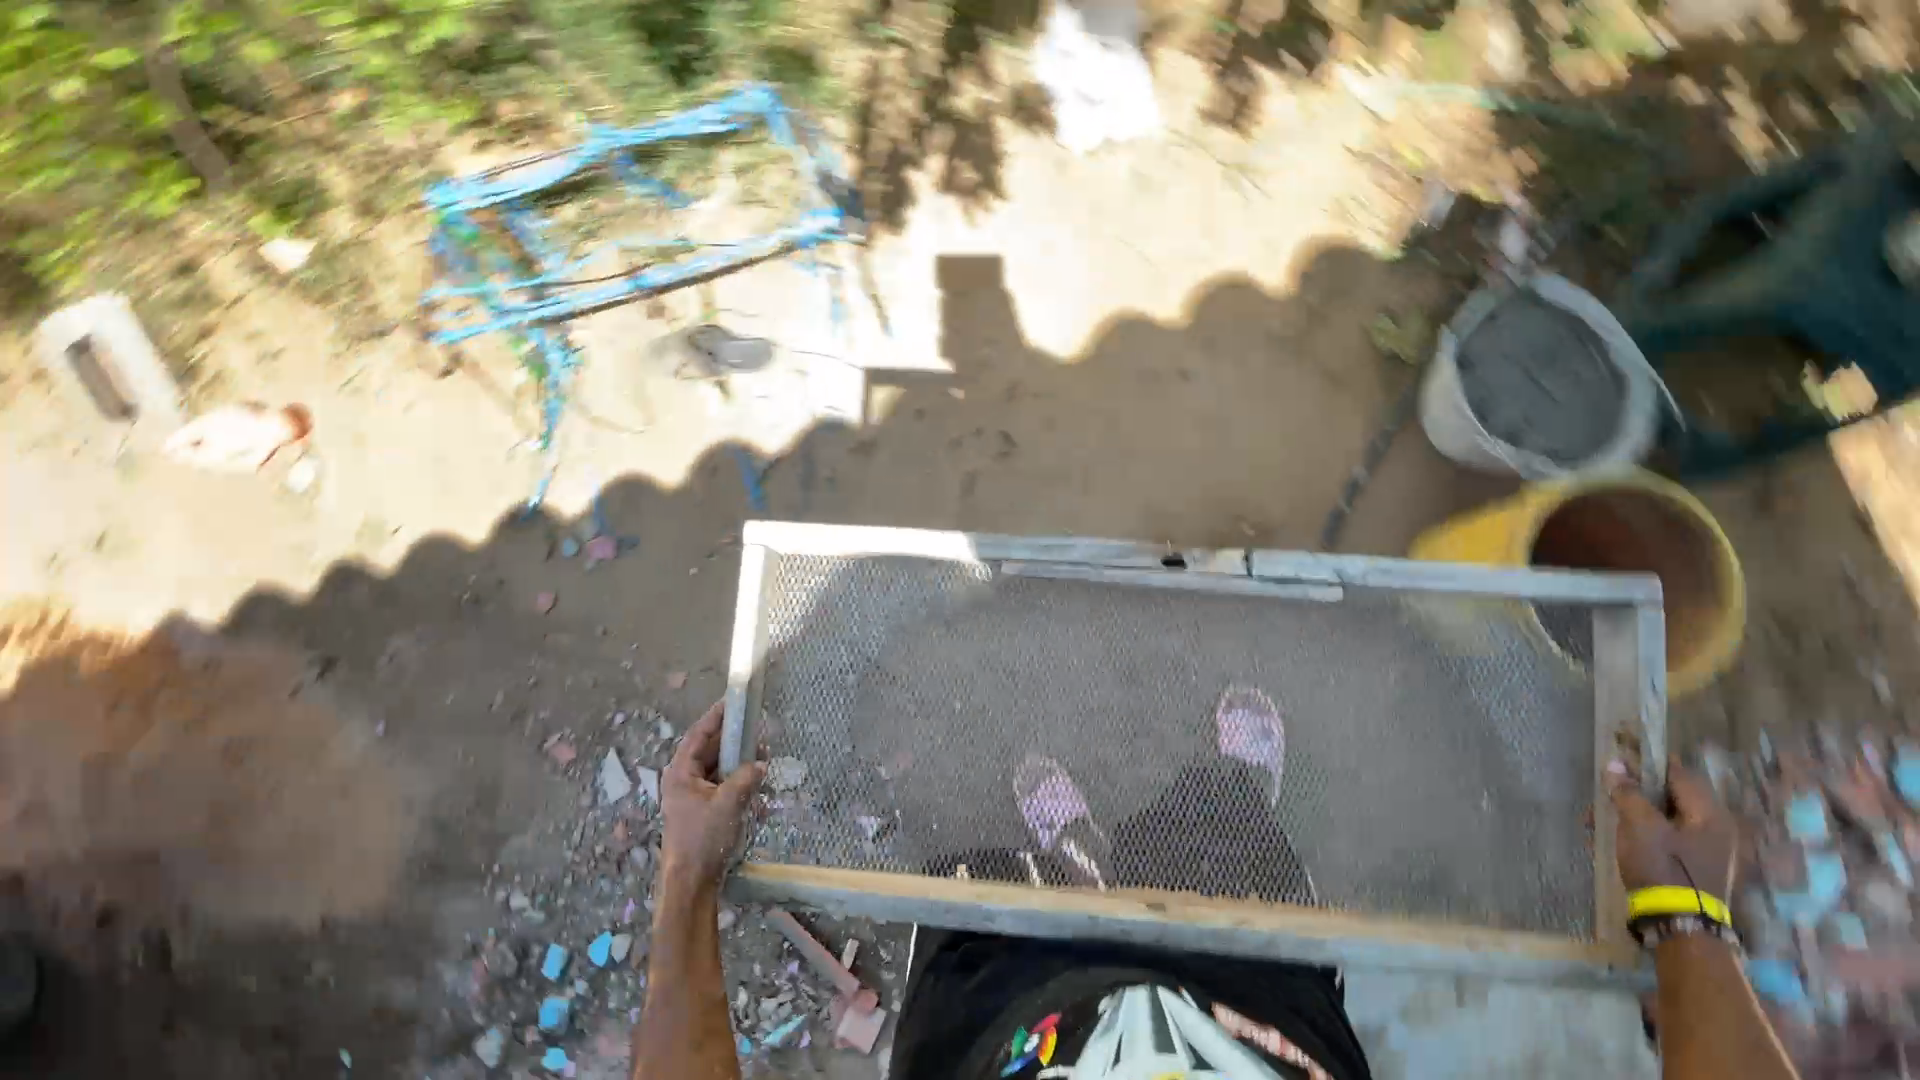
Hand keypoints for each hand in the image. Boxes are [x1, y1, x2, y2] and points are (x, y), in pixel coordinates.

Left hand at [660, 701, 764, 892]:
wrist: (691, 883)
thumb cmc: (703, 839)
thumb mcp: (728, 804)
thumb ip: (746, 778)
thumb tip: (760, 763)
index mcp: (680, 773)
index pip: (698, 734)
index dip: (716, 716)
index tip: (733, 700)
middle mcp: (683, 780)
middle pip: (709, 749)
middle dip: (733, 739)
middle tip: (757, 727)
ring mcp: (693, 796)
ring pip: (717, 768)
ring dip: (738, 760)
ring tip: (761, 751)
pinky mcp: (703, 810)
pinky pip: (722, 785)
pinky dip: (738, 779)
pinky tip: (755, 779)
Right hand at [1607, 756, 1737, 899]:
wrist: (1679, 923)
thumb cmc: (1662, 867)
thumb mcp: (1639, 826)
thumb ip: (1627, 792)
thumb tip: (1615, 765)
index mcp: (1711, 814)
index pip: (1679, 773)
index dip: (1648, 761)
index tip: (1622, 753)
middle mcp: (1717, 829)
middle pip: (1671, 795)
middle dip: (1635, 790)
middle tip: (1607, 791)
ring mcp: (1709, 850)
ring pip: (1666, 817)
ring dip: (1634, 813)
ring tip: (1602, 819)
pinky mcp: (1697, 867)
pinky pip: (1667, 837)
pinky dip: (1643, 832)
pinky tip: (1618, 840)